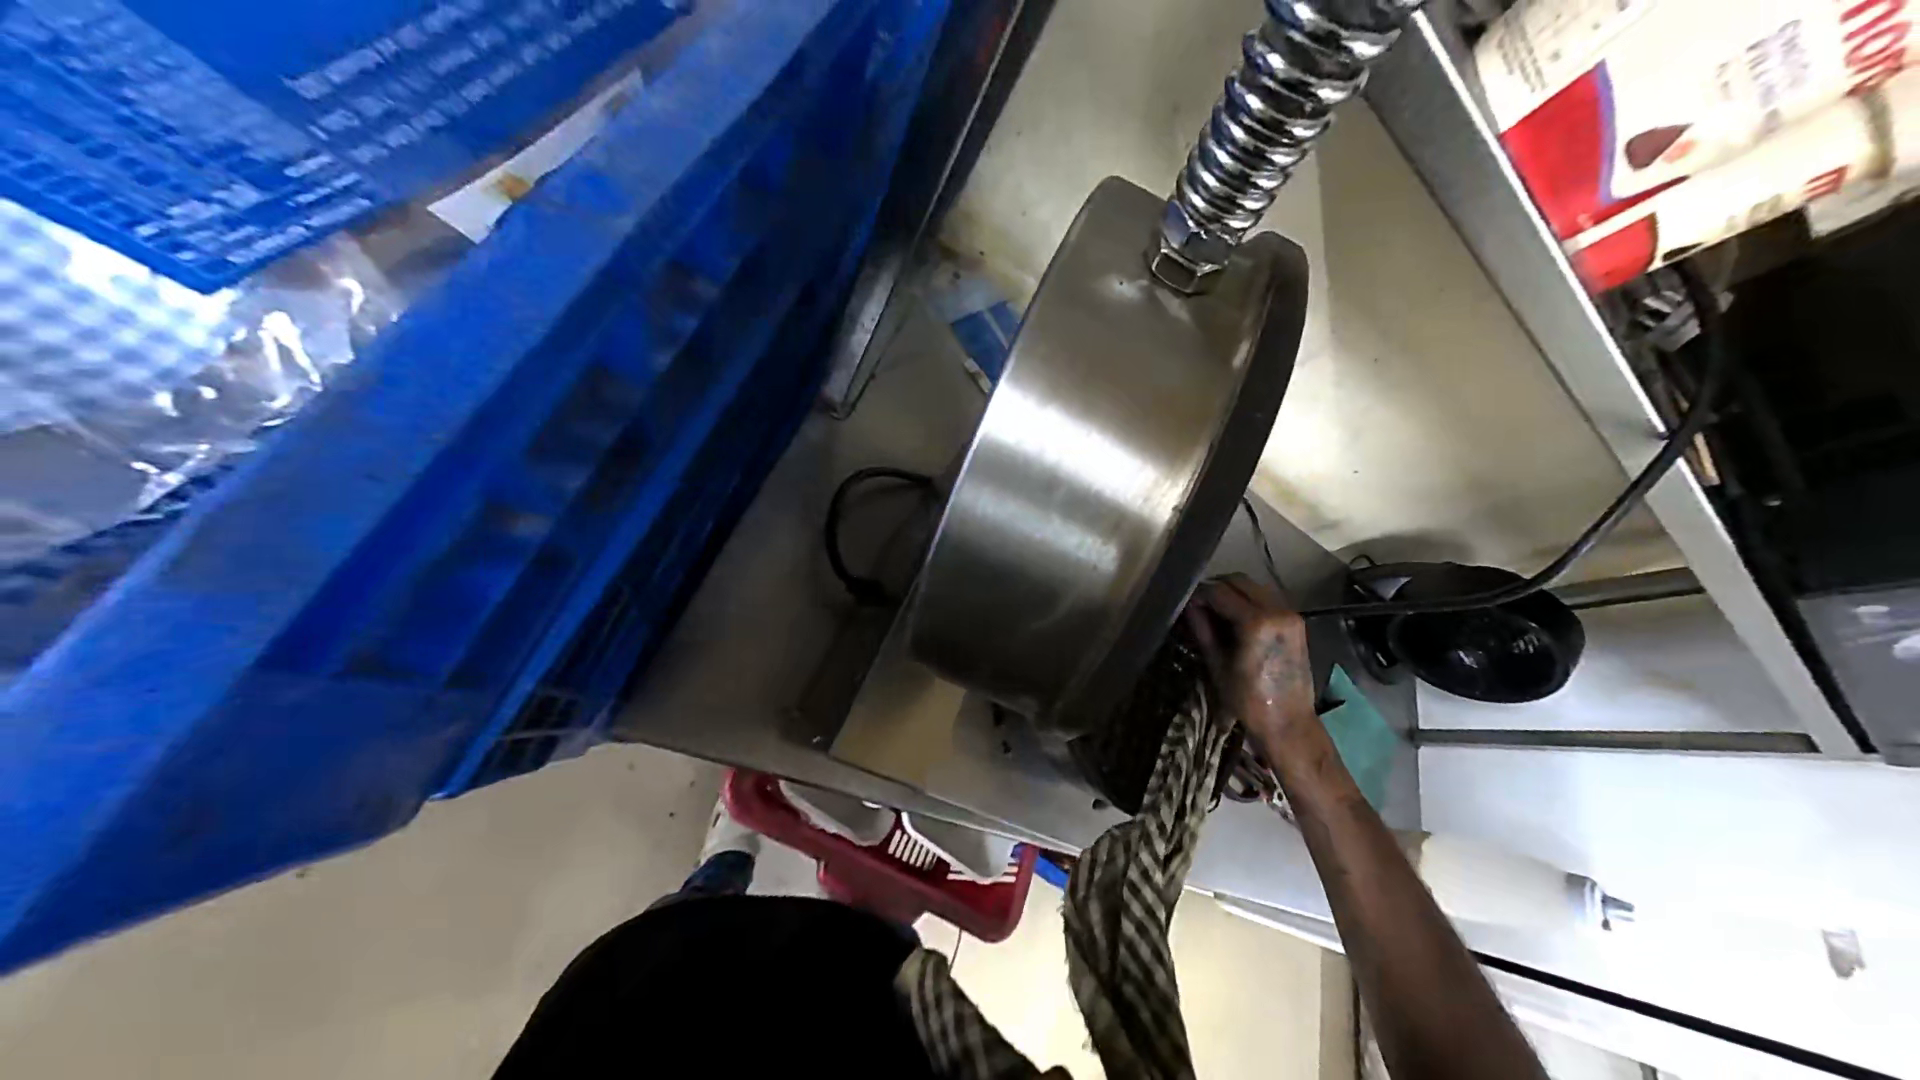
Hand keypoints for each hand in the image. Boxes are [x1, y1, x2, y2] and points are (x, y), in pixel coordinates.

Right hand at [1185, 574, 1317, 752]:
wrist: (1288, 723)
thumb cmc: (1248, 700)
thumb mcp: (1217, 665)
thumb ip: (1203, 630)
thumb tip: (1189, 606)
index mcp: (1256, 622)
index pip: (1220, 591)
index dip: (1199, 594)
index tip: (1185, 604)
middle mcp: (1278, 611)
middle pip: (1239, 581)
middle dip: (1217, 589)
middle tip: (1199, 606)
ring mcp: (1291, 615)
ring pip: (1255, 587)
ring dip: (1233, 593)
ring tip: (1216, 613)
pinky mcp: (1296, 622)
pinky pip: (1267, 599)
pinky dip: (1249, 601)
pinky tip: (1236, 620)